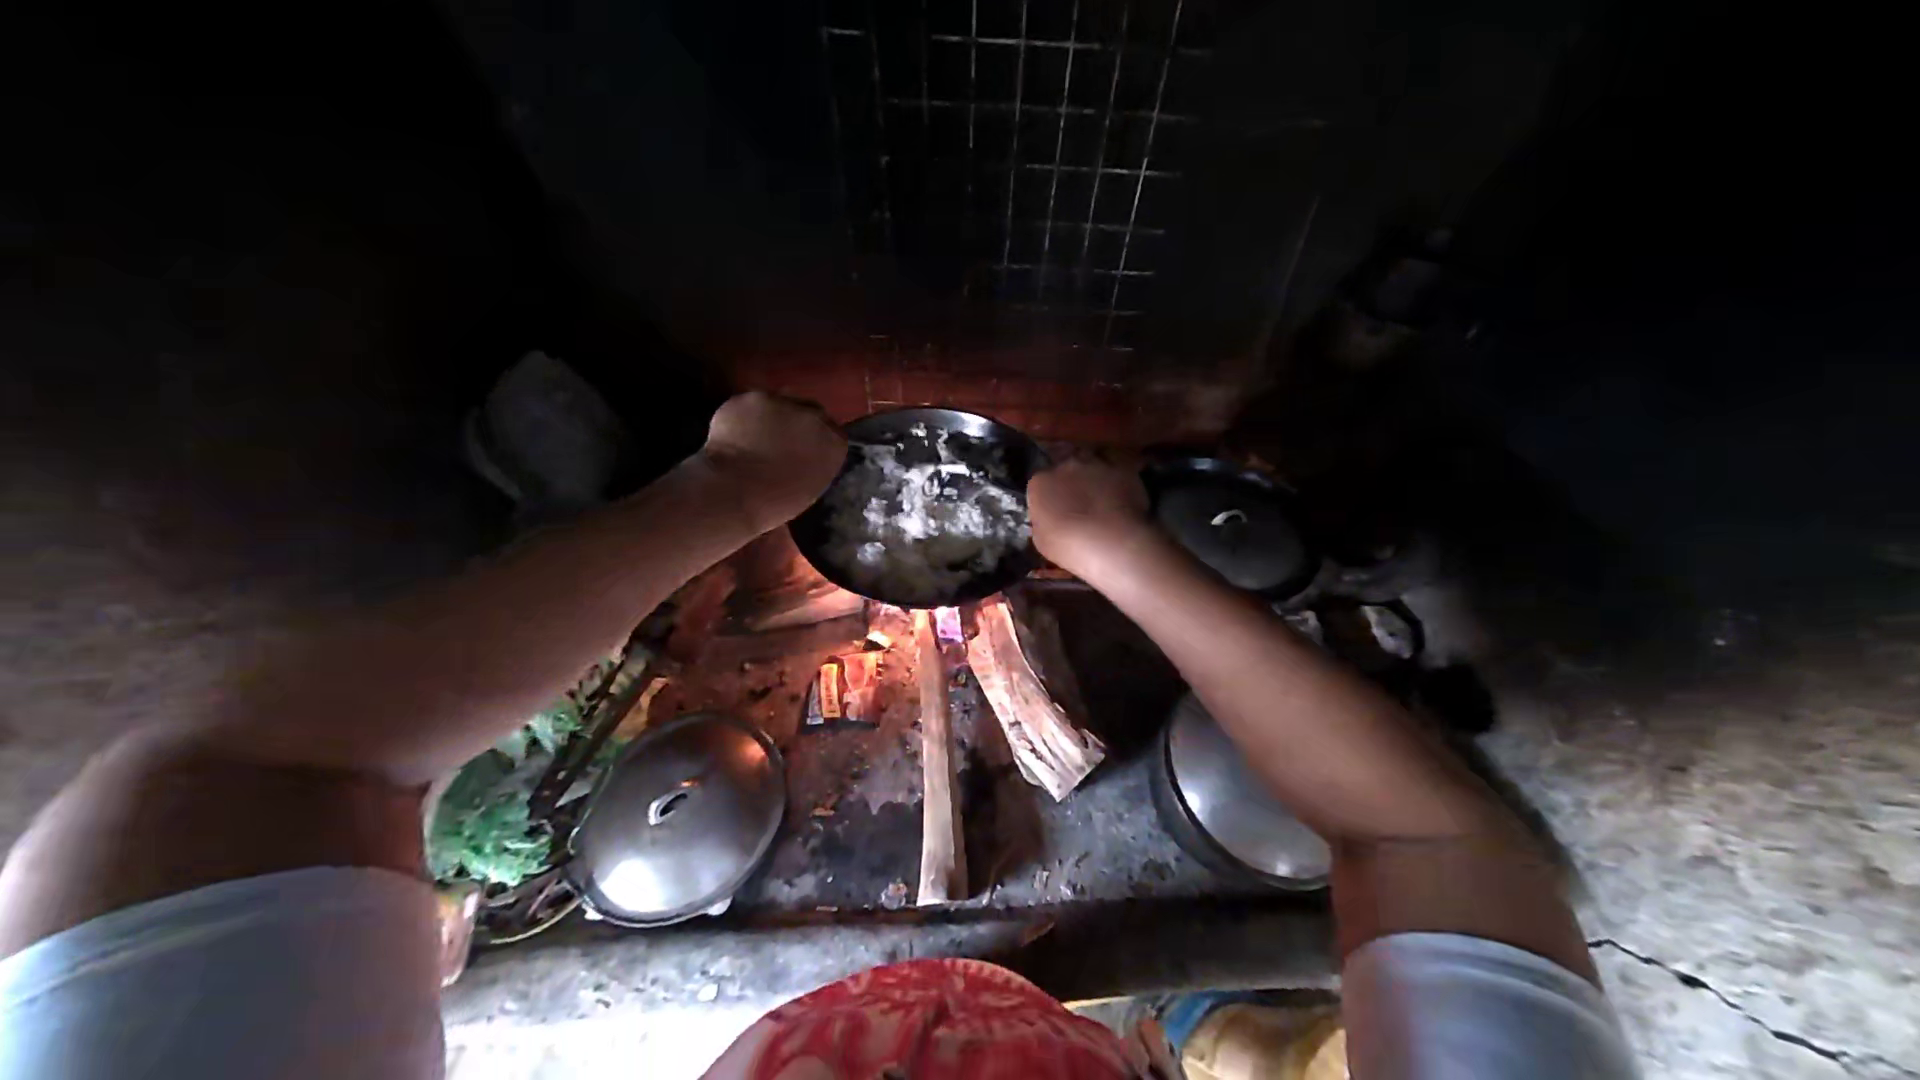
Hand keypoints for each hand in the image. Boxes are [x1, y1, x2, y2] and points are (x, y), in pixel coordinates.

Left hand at [699, 392, 847, 531]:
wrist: (735, 489)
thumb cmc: (775, 502)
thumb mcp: (810, 487)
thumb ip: (814, 464)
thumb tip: (802, 457)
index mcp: (833, 443)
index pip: (833, 433)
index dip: (817, 440)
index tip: (804, 450)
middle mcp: (814, 416)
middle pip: (810, 411)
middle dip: (798, 422)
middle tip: (780, 441)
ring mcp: (782, 402)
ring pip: (780, 403)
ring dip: (773, 415)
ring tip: (755, 436)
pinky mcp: (751, 397)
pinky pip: (752, 404)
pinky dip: (745, 416)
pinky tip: (736, 432)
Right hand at [1027, 456, 1157, 580]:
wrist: (1110, 542)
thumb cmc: (1067, 546)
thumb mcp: (1041, 539)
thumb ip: (1043, 520)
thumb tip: (1050, 517)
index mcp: (1040, 482)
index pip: (1040, 485)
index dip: (1048, 499)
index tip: (1055, 513)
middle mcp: (1067, 465)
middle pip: (1067, 470)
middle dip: (1071, 484)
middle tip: (1079, 506)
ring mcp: (1097, 465)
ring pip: (1093, 468)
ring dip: (1095, 481)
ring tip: (1103, 503)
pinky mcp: (1124, 471)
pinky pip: (1117, 475)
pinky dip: (1118, 485)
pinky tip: (1122, 503)